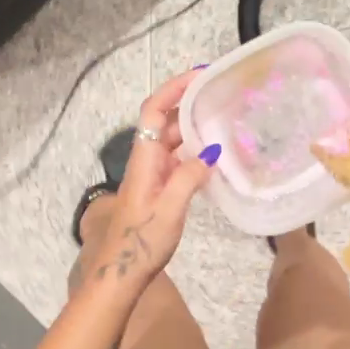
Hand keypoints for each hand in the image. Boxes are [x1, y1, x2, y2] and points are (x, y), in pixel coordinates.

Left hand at [78, 70, 216, 297]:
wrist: (122, 273)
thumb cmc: (142, 241)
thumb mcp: (171, 208)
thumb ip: (189, 176)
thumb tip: (210, 152)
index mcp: (145, 158)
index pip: (155, 109)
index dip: (174, 88)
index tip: (200, 75)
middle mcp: (147, 161)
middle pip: (167, 122)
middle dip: (192, 105)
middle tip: (224, 97)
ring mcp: (153, 176)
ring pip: (175, 143)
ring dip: (197, 130)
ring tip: (227, 122)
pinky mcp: (160, 191)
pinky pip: (179, 162)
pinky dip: (197, 154)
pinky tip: (218, 159)